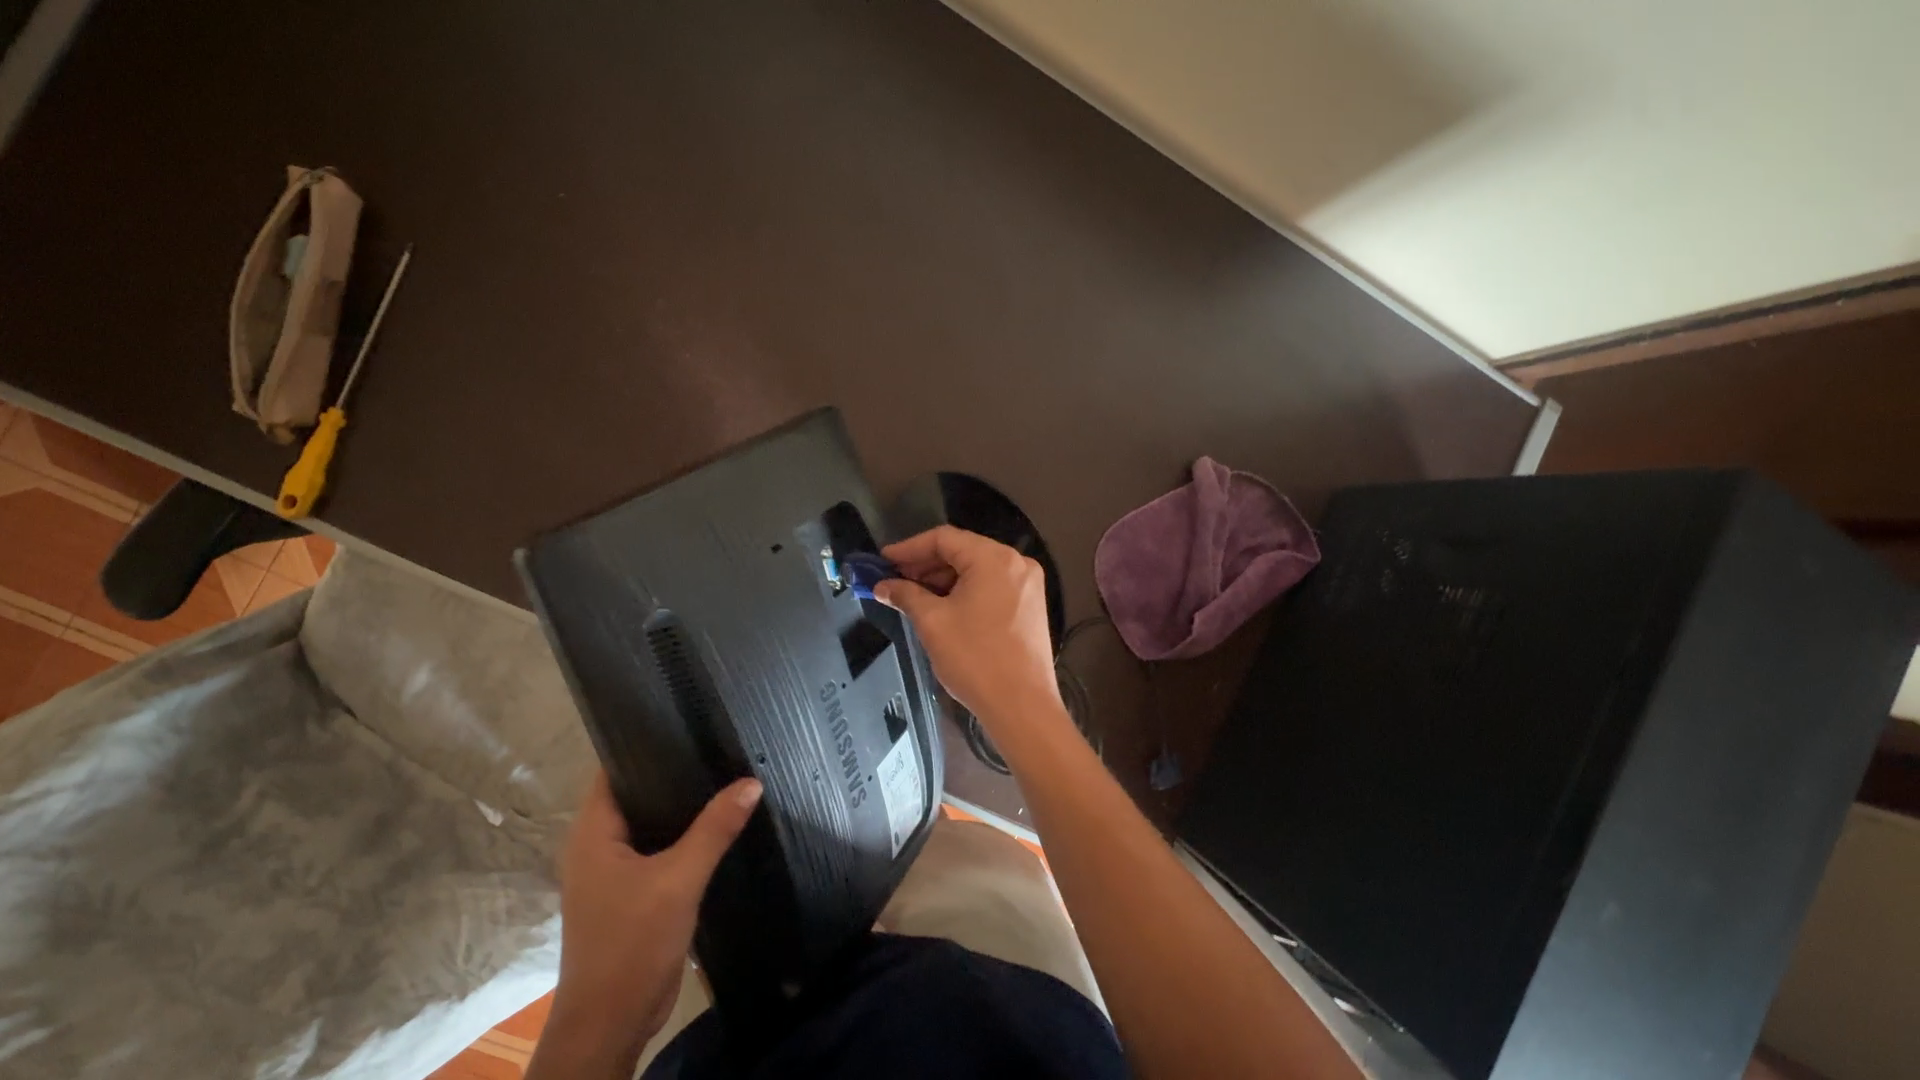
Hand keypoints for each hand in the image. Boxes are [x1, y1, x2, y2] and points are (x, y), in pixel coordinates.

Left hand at [528, 772, 761, 1079]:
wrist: (611, 1020)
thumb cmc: (631, 943)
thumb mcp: (678, 881)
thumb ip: (714, 829)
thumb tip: (750, 783)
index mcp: (592, 833)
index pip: (614, 769)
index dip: (645, 744)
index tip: (687, 722)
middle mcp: (597, 846)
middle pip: (636, 795)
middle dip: (674, 775)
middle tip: (720, 747)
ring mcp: (613, 873)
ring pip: (651, 826)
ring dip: (683, 810)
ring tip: (727, 779)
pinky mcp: (632, 895)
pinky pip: (659, 853)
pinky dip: (684, 840)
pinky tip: (720, 830)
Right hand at [873, 526, 1062, 728]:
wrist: (1022, 706)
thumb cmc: (975, 659)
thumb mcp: (932, 622)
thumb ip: (906, 595)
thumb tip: (882, 586)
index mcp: (994, 558)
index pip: (944, 538)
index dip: (909, 548)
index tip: (882, 561)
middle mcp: (1016, 563)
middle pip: (962, 551)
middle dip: (925, 565)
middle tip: (893, 581)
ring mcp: (1027, 585)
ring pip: (977, 570)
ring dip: (943, 580)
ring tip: (912, 597)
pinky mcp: (1030, 606)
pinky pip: (991, 587)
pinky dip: (965, 592)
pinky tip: (941, 607)